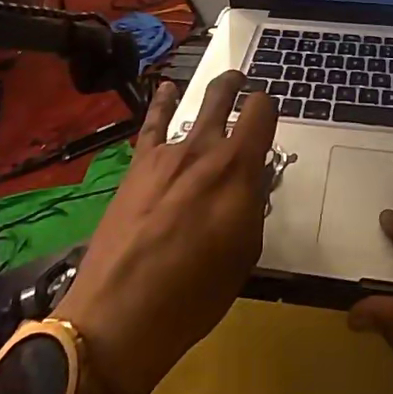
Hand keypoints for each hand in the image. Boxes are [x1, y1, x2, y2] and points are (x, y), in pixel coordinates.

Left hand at [51, 73, 277, 393]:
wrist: (122, 309)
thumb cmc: (195, 294)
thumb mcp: (243, 254)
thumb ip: (250, 207)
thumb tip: (251, 181)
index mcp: (237, 170)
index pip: (261, 114)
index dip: (269, 108)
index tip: (270, 115)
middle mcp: (203, 150)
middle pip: (225, 100)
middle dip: (239, 88)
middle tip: (248, 86)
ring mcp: (166, 153)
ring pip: (192, 108)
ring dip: (212, 95)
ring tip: (225, 84)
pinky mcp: (137, 164)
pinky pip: (153, 124)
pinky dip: (162, 102)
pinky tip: (166, 88)